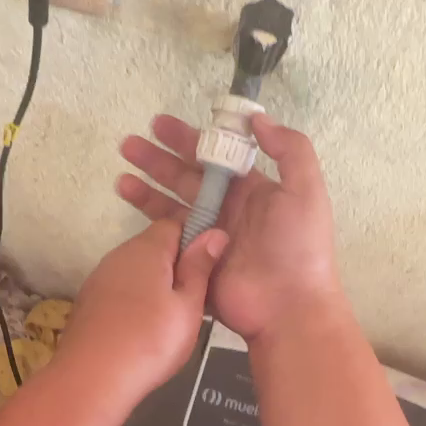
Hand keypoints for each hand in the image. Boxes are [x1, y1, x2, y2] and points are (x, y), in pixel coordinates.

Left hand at [57, 217, 227, 401]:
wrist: (91, 380)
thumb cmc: (150, 342)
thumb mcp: (187, 307)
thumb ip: (200, 268)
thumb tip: (215, 233)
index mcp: (146, 249)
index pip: (175, 224)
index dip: (196, 240)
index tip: (209, 267)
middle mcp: (118, 255)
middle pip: (153, 248)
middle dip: (175, 266)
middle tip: (194, 300)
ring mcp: (99, 279)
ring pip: (135, 272)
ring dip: (154, 287)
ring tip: (170, 320)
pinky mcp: (88, 304)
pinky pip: (120, 292)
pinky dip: (135, 303)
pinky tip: (143, 330)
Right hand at [117, 113, 343, 340]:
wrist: (287, 307)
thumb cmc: (299, 247)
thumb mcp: (305, 190)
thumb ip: (290, 149)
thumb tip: (256, 119)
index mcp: (253, 193)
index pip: (215, 160)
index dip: (188, 140)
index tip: (160, 125)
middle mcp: (227, 213)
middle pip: (186, 181)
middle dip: (158, 162)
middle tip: (129, 145)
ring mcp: (208, 240)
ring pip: (171, 209)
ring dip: (146, 190)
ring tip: (120, 176)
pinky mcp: (193, 265)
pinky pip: (168, 241)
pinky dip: (147, 223)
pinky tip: (130, 209)